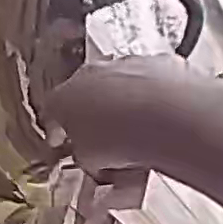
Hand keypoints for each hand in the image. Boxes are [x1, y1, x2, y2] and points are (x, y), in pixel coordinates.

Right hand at [36, 54, 222, 176]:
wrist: (171, 119)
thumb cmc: (120, 140)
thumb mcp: (88, 161)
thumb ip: (82, 154)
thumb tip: (90, 157)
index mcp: (63, 97)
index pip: (51, 111)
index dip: (56, 129)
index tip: (62, 141)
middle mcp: (91, 73)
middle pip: (86, 93)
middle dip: (91, 113)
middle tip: (99, 137)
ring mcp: (127, 64)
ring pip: (119, 85)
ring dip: (123, 104)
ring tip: (135, 133)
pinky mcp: (163, 62)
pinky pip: (151, 82)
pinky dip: (153, 98)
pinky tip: (161, 121)